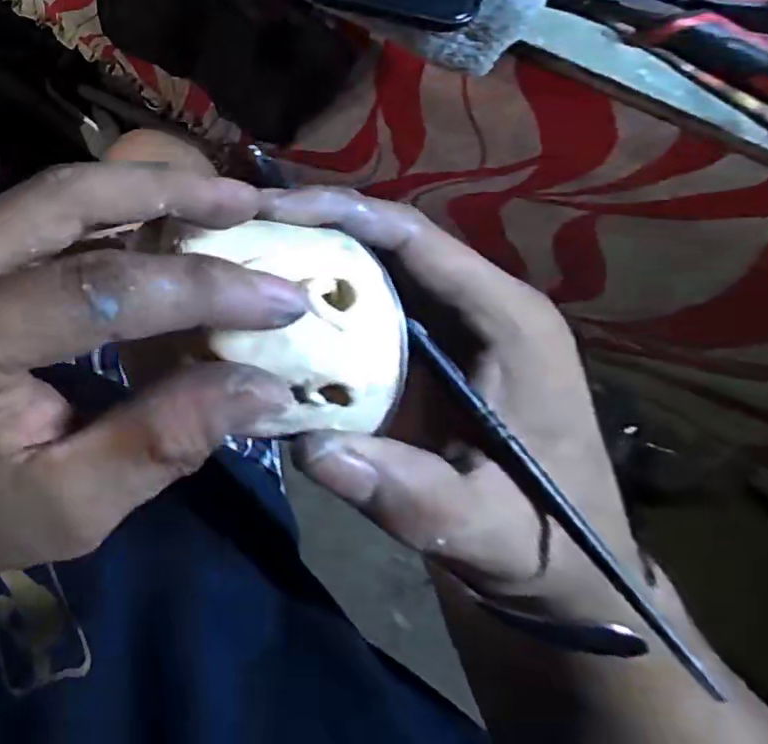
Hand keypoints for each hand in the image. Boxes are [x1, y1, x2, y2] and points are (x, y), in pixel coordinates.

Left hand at [0, 163, 311, 580]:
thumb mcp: (64, 505)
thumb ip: (158, 441)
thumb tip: (261, 386)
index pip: (96, 288)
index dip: (196, 286)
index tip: (282, 297)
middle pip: (65, 198)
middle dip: (164, 191)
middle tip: (249, 204)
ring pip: (50, 193)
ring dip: (134, 190)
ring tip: (217, 204)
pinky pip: (34, 213)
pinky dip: (101, 210)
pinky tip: (155, 225)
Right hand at [261, 188, 638, 613]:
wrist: (543, 556)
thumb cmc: (531, 534)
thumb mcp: (478, 525)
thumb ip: (409, 491)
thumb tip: (316, 450)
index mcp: (504, 322)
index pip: (417, 239)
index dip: (340, 213)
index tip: (265, 211)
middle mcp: (468, 303)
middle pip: (377, 235)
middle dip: (299, 221)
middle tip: (224, 224)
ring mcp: (435, 319)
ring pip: (356, 257)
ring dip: (292, 246)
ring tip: (223, 246)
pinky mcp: (406, 337)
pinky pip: (345, 291)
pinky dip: (296, 283)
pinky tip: (246, 291)